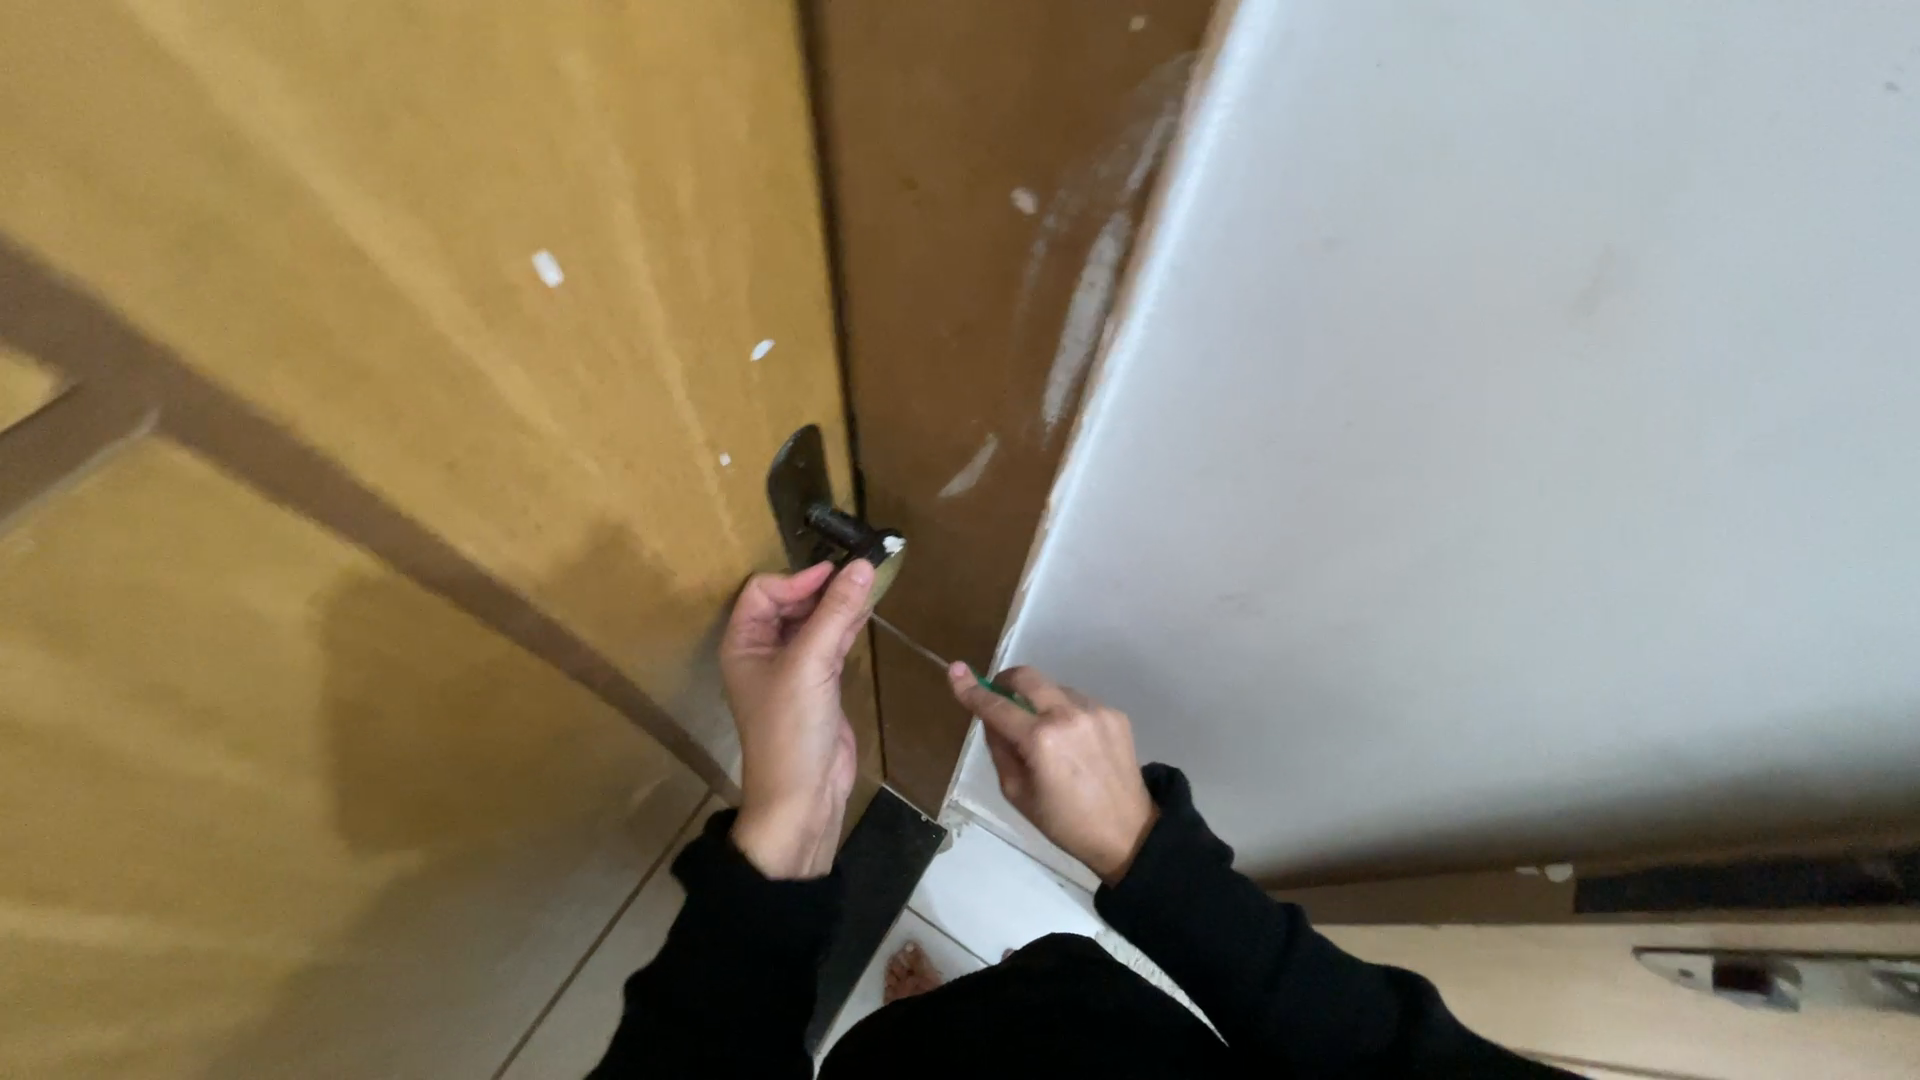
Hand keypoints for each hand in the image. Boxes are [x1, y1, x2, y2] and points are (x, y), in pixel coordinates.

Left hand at [720, 560, 873, 878]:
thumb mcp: (810, 663)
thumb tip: (863, 564)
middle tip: (861, 573)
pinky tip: (869, 608)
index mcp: (744, 643)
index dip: (797, 579)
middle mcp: (765, 650)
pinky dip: (849, 624)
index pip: (765, 591)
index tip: (835, 575)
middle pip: (792, 602)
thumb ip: (836, 612)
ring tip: (872, 582)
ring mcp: (794, 668)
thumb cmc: (791, 728)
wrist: (803, 795)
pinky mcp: (820, 683)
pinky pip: (833, 641)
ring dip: (840, 603)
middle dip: (822, 588)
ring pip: (816, 621)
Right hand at [948, 665, 1157, 884]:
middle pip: (1027, 677)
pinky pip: (1078, 701)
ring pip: (1054, 688)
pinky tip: (1074, 743)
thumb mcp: (1017, 793)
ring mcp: (1095, 710)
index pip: (996, 706)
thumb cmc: (1064, 822)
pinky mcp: (1114, 713)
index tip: (955, 670)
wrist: (1127, 832)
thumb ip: (999, 748)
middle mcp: (1068, 714)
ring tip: (1047, 737)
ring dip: (1040, 702)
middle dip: (1006, 680)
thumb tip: (991, 717)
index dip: (971, 689)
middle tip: (999, 695)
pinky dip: (1066, 713)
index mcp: (1041, 739)